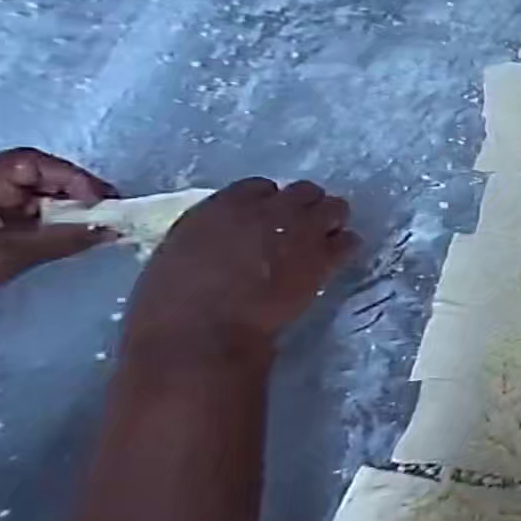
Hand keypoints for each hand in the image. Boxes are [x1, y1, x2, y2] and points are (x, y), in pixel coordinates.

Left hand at [0, 147, 116, 324]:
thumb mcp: (6, 257)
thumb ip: (64, 240)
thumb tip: (113, 229)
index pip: (31, 163)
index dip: (72, 177)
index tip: (101, 203)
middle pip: (31, 179)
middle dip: (71, 195)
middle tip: (104, 218)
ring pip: (24, 201)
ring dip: (58, 214)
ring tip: (86, 233)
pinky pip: (11, 219)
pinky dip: (40, 227)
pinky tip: (55, 243)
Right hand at [124, 178, 359, 368]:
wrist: (204, 334)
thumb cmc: (172, 304)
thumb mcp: (180, 253)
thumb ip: (213, 234)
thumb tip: (231, 238)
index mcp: (224, 206)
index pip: (260, 187)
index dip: (269, 202)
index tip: (269, 219)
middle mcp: (268, 210)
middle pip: (303, 191)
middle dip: (305, 207)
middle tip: (302, 229)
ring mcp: (300, 230)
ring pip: (334, 208)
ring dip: (330, 221)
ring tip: (324, 240)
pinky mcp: (323, 257)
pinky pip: (348, 241)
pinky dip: (345, 247)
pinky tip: (336, 259)